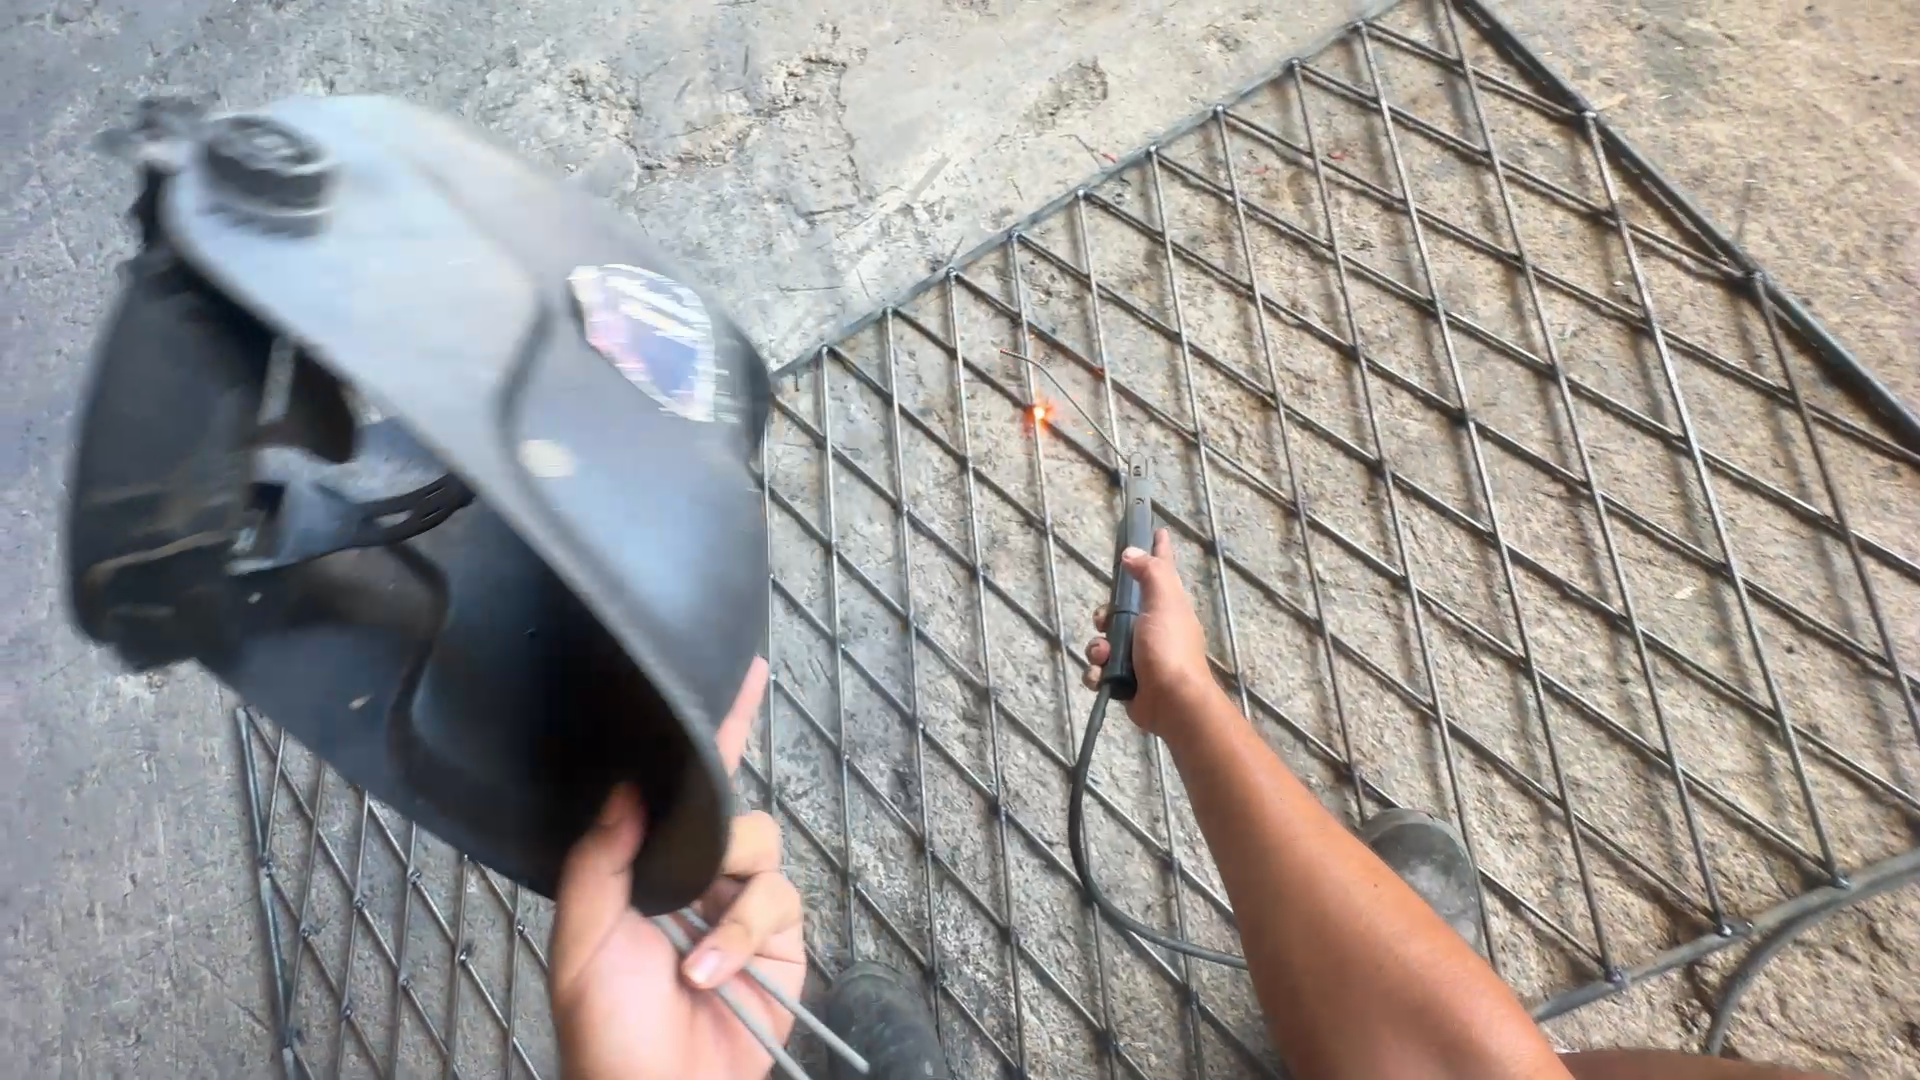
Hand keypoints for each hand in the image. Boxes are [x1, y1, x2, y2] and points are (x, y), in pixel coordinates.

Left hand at [550, 657, 803, 1079]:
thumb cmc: (608, 1026)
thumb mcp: (582, 944)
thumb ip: (597, 861)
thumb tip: (627, 787)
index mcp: (657, 864)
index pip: (693, 786)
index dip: (720, 729)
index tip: (748, 674)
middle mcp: (705, 872)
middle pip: (736, 808)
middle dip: (721, 835)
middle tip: (695, 879)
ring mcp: (745, 901)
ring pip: (764, 845)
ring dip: (730, 895)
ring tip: (695, 950)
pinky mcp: (781, 934)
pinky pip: (778, 899)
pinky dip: (744, 933)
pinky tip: (714, 971)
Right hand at [1080, 528, 1219, 733]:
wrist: (1172, 702)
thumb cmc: (1169, 647)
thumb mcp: (1163, 602)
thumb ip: (1150, 573)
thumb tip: (1131, 553)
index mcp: (1167, 605)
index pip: (1161, 568)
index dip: (1157, 549)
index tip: (1156, 530)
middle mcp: (1153, 627)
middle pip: (1119, 608)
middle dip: (1105, 615)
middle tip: (1104, 622)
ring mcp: (1138, 655)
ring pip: (1104, 640)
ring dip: (1097, 647)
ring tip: (1104, 656)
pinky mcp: (1125, 680)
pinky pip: (1100, 669)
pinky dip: (1096, 672)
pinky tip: (1101, 676)